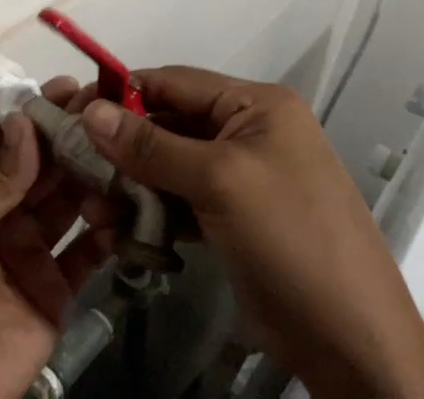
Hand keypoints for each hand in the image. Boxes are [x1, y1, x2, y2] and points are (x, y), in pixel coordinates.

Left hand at [0, 77, 111, 398]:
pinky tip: (127, 210)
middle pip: (43, 168)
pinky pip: (87, 251)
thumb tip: (25, 120)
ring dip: (95, 181)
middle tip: (113, 117)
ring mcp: (30, 250)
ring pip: (69, 203)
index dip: (38, 116)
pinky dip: (108, 231)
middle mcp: (0, 212)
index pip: (7, 141)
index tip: (74, 90)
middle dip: (74, 142)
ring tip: (126, 159)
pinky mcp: (57, 288)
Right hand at [78, 67, 423, 398]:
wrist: (353, 341)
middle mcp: (246, 132)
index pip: (172, 83)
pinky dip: (149, 216)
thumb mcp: (219, 181)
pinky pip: (177, 203)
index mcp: (255, 105)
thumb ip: (150, 145)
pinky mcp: (231, 221)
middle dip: (120, 150)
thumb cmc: (291, 239)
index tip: (70, 115)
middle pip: (165, 126)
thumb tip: (89, 111)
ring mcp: (239, 180)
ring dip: (128, 187)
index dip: (120, 96)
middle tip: (74, 171)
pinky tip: (120, 236)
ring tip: (94, 213)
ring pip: (166, 168)